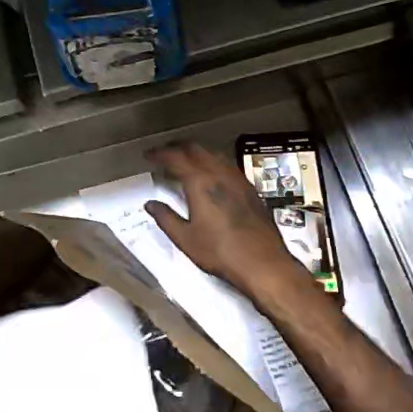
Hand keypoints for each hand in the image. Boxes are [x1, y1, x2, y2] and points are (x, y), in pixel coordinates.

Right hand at [144, 141, 312, 296]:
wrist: (263, 264)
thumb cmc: (221, 252)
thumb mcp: (185, 238)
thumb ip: (165, 218)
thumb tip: (151, 205)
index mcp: (201, 182)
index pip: (176, 157)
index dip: (159, 153)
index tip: (149, 155)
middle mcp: (220, 175)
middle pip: (196, 149)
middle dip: (177, 147)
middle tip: (164, 154)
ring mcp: (239, 180)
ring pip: (214, 155)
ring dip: (197, 154)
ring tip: (185, 163)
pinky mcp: (251, 190)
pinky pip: (228, 166)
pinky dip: (213, 164)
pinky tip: (211, 177)